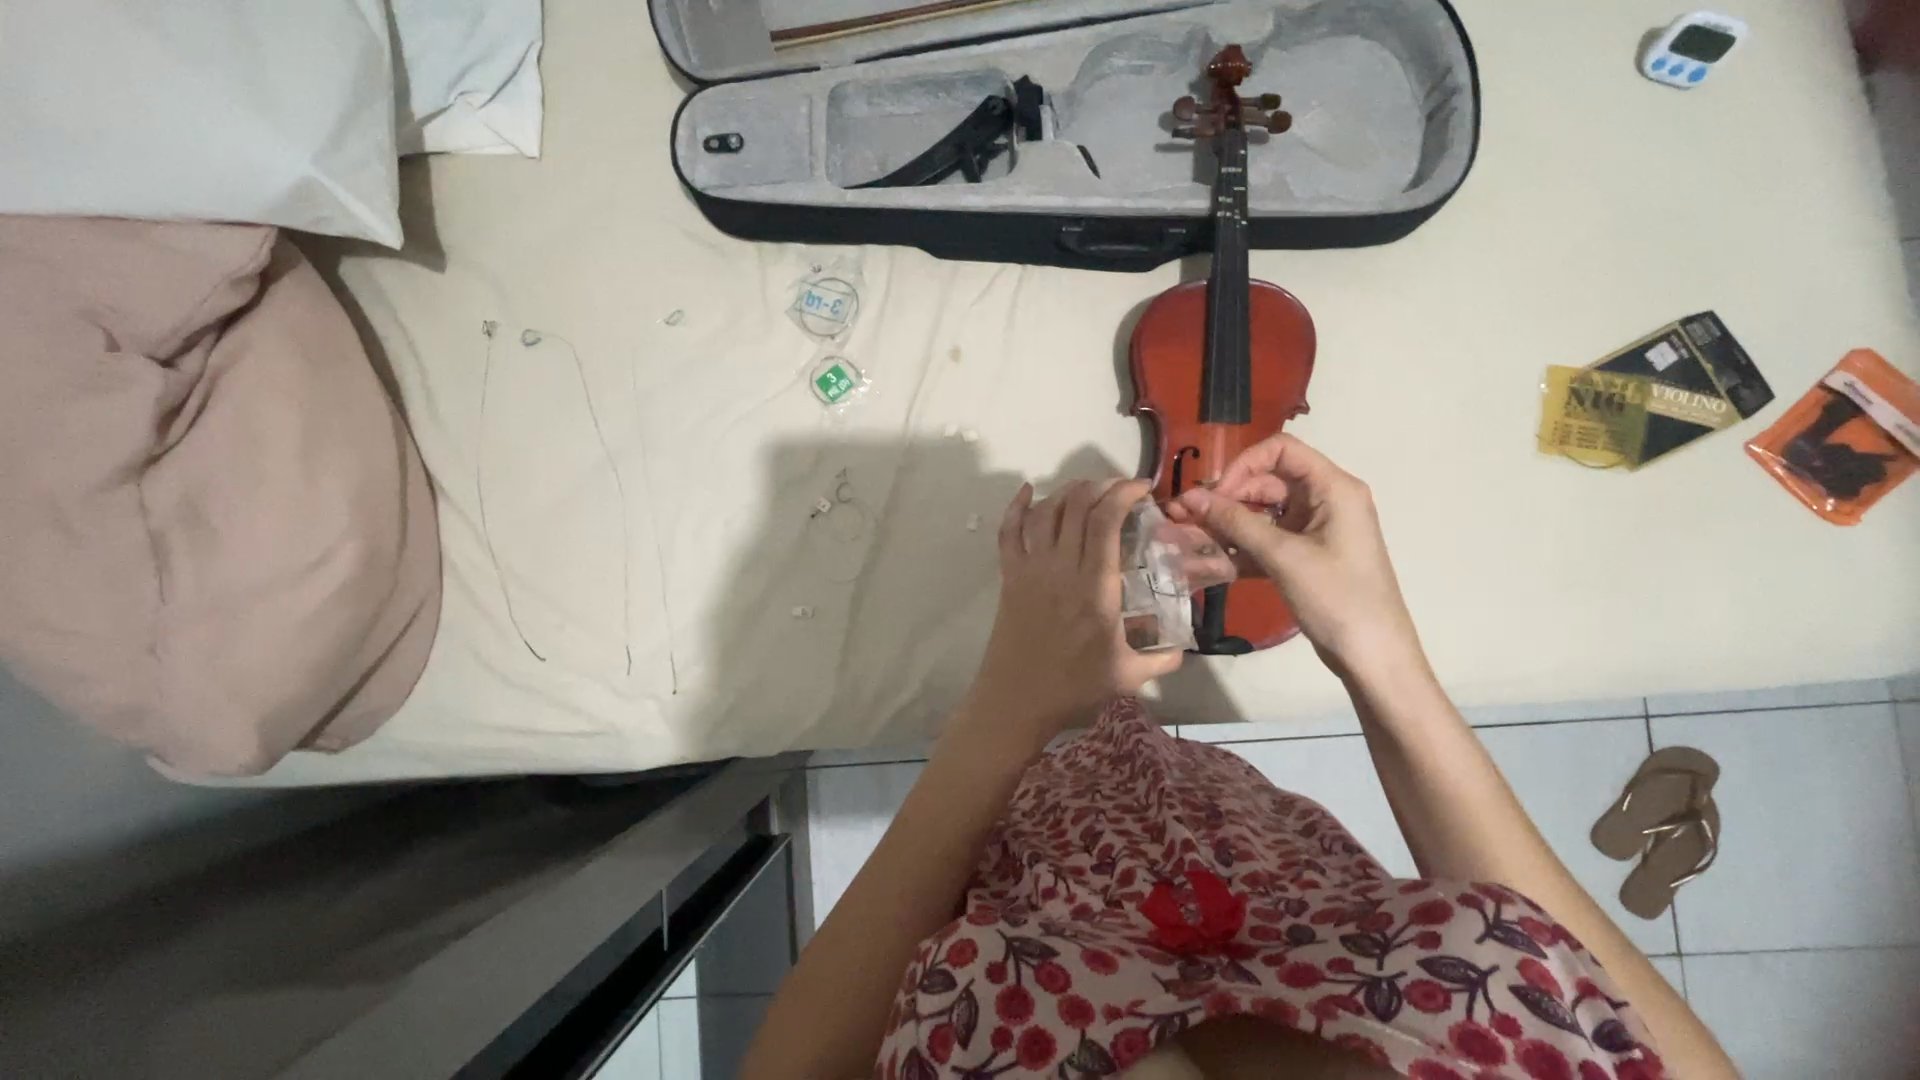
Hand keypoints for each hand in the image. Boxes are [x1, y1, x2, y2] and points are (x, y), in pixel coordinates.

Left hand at [958, 478, 1182, 754]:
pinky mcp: (1009, 577)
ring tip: (1087, 489)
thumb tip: (1186, 649)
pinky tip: (1028, 491)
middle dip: (1101, 485)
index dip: (1123, 493)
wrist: (1017, 699)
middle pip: (1077, 506)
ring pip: (1045, 512)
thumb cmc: (1074, 687)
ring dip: (1066, 491)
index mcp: (1095, 586)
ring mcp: (1031, 569)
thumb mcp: (1128, 675)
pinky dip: (1016, 507)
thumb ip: (1161, 659)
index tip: (1142, 489)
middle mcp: (1062, 567)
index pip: (1106, 521)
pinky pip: (1008, 532)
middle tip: (1120, 488)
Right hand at [1165, 434, 1423, 680]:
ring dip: (1228, 523)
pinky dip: (1241, 546)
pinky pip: (1266, 539)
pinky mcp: (1305, 556)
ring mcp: (1315, 530)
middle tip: (1186, 517)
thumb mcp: (1283, 557)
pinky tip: (1212, 560)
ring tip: (1190, 537)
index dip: (1242, 465)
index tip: (1214, 494)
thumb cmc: (1336, 598)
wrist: (1372, 655)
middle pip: (1267, 481)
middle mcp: (1325, 500)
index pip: (1281, 451)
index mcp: (1333, 488)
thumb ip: (1235, 522)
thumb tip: (1190, 497)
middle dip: (1227, 497)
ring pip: (1262, 512)